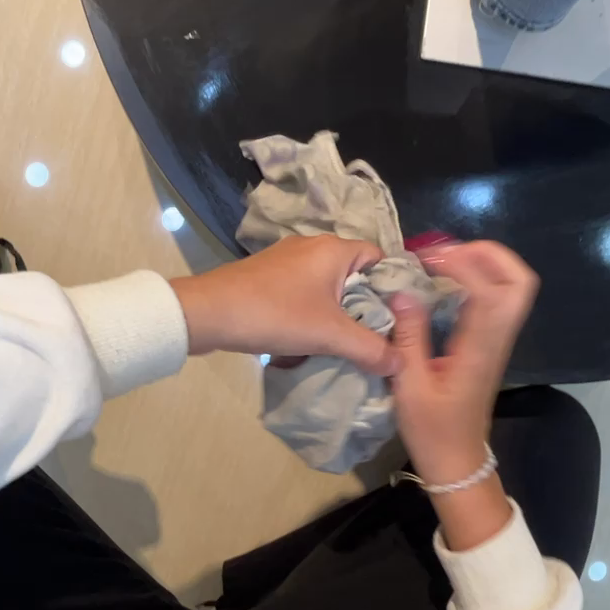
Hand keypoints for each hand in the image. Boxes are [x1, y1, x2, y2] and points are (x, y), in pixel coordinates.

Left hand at [169, 235, 399, 373]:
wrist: (208, 313)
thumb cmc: (275, 314)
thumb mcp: (329, 335)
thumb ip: (369, 349)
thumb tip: (401, 364)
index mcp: (333, 249)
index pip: (379, 258)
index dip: (392, 287)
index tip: (397, 319)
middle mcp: (312, 246)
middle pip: (354, 273)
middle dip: (365, 304)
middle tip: (375, 337)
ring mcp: (286, 259)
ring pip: (327, 284)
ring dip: (337, 311)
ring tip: (346, 342)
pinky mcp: (267, 275)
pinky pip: (303, 290)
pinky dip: (312, 310)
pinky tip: (310, 336)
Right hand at [388, 241, 538, 548]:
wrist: (456, 461)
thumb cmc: (432, 431)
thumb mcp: (408, 386)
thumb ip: (408, 337)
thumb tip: (403, 293)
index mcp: (480, 349)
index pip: (490, 291)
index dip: (460, 265)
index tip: (424, 262)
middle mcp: (496, 339)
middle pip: (518, 280)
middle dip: (486, 254)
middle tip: (444, 252)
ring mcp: (497, 341)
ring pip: (511, 287)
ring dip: (481, 263)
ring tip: (440, 261)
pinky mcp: (489, 344)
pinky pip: (495, 299)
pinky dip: (475, 279)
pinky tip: (442, 282)